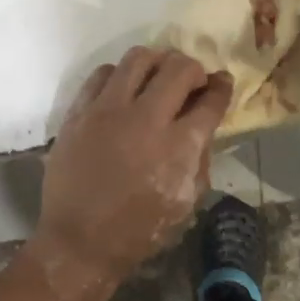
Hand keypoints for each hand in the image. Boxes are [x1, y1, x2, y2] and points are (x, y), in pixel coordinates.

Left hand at [35, 47, 233, 279]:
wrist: (79, 242)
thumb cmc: (137, 232)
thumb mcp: (184, 204)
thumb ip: (199, 161)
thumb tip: (201, 130)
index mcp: (178, 146)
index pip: (210, 100)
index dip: (221, 88)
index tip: (220, 85)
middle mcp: (145, 118)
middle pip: (179, 68)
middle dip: (193, 70)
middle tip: (190, 83)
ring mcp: (107, 111)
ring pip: (139, 58)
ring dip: (156, 64)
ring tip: (155, 80)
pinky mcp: (78, 114)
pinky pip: (102, 74)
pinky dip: (118, 77)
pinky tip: (121, 93)